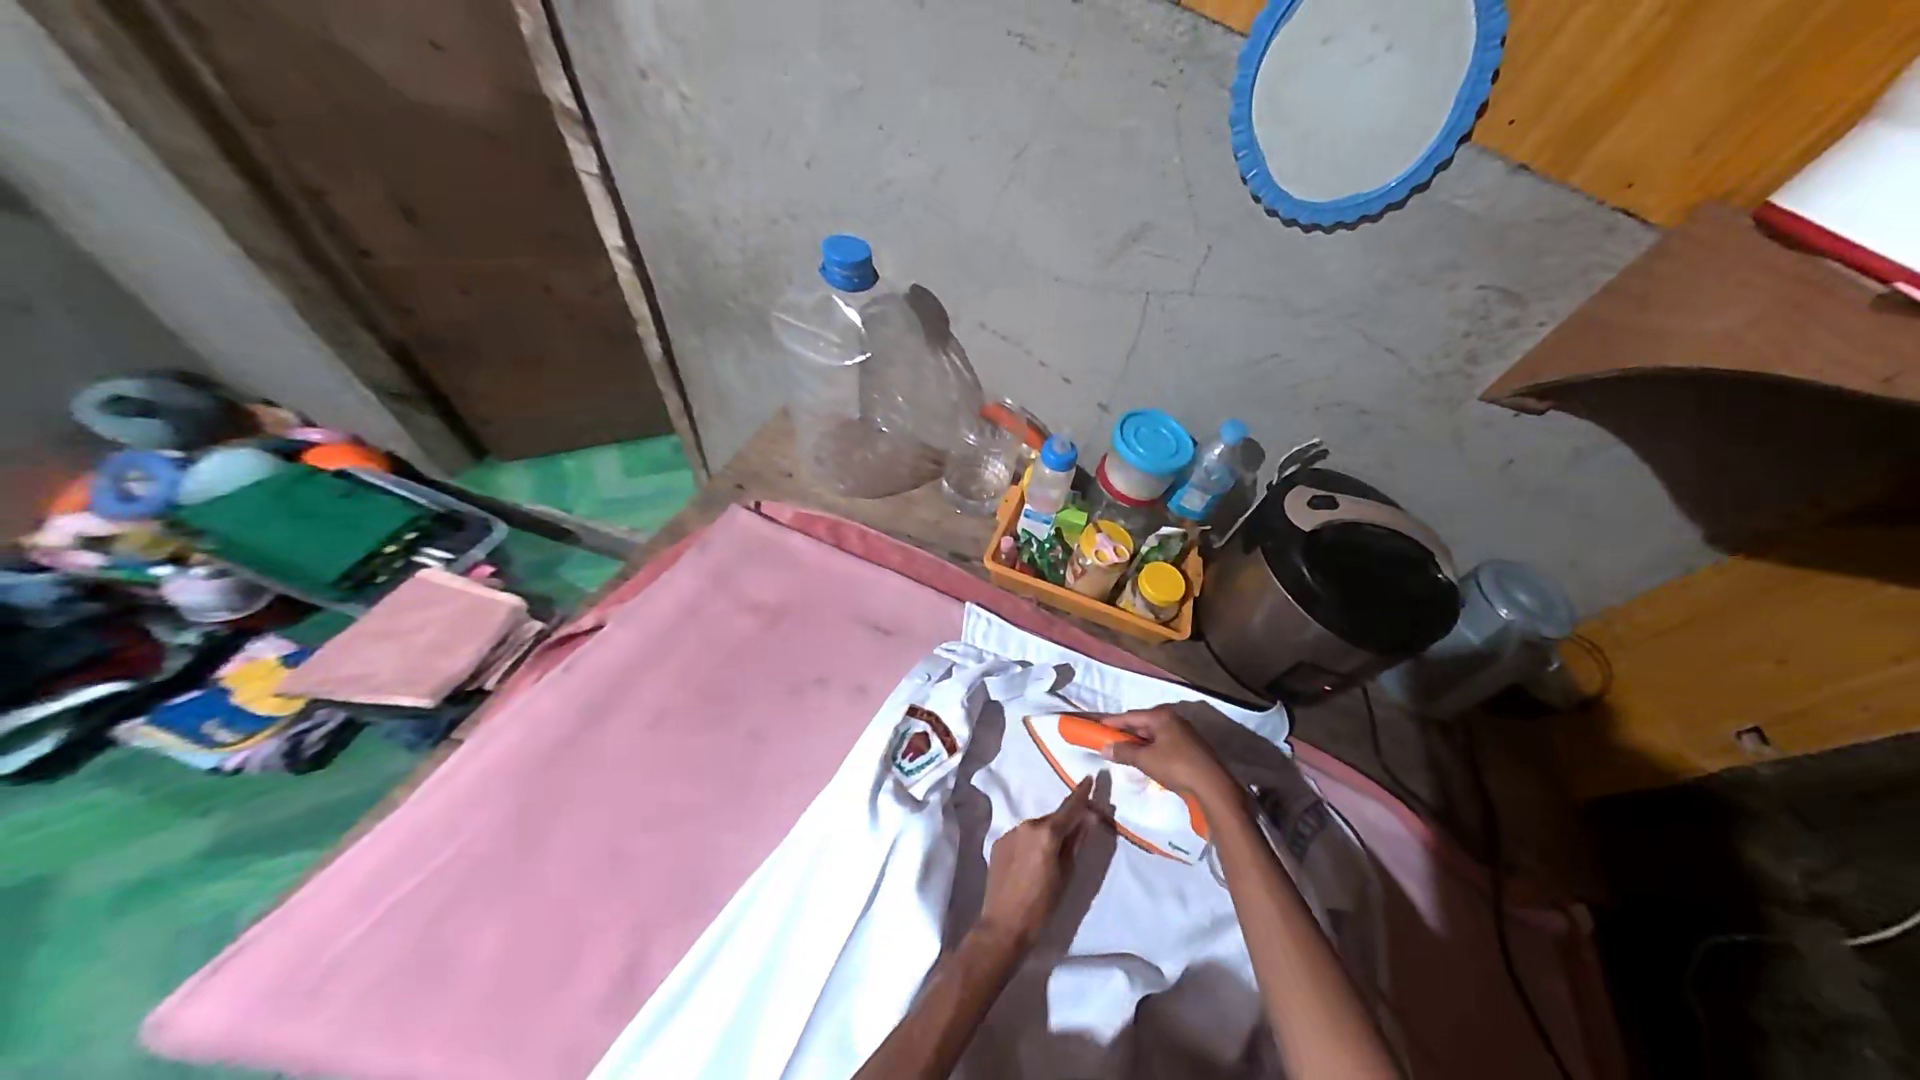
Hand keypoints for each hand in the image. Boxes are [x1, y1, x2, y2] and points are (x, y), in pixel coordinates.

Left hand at [977, 776, 1103, 947]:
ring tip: (1049, 860)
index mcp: (1047, 832)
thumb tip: (1086, 819)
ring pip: (1036, 829)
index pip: (1069, 808)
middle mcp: (1027, 825)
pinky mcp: (999, 843)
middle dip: (1063, 825)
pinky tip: (1030, 864)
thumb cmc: (1042, 905)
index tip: (1089, 778)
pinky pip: (1021, 838)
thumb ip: (1075, 842)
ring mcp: (1010, 833)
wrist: (1004, 924)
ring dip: (1045, 836)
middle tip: (1072, 840)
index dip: (1081, 793)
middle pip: (1052, 820)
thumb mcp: (1066, 874)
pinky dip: (1030, 844)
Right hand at [1103, 707, 1238, 808]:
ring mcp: (1183, 732)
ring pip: (1153, 734)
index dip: (1112, 721)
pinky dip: (1150, 748)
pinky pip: (1162, 742)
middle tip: (1108, 739)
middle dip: (1125, 732)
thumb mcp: (1145, 759)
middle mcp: (1172, 719)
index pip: (1130, 716)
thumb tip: (1104, 748)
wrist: (1212, 785)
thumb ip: (1123, 751)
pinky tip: (1143, 758)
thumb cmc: (1176, 766)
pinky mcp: (1189, 746)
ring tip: (1122, 750)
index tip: (1096, 725)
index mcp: (1161, 716)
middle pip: (1142, 723)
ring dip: (1137, 742)